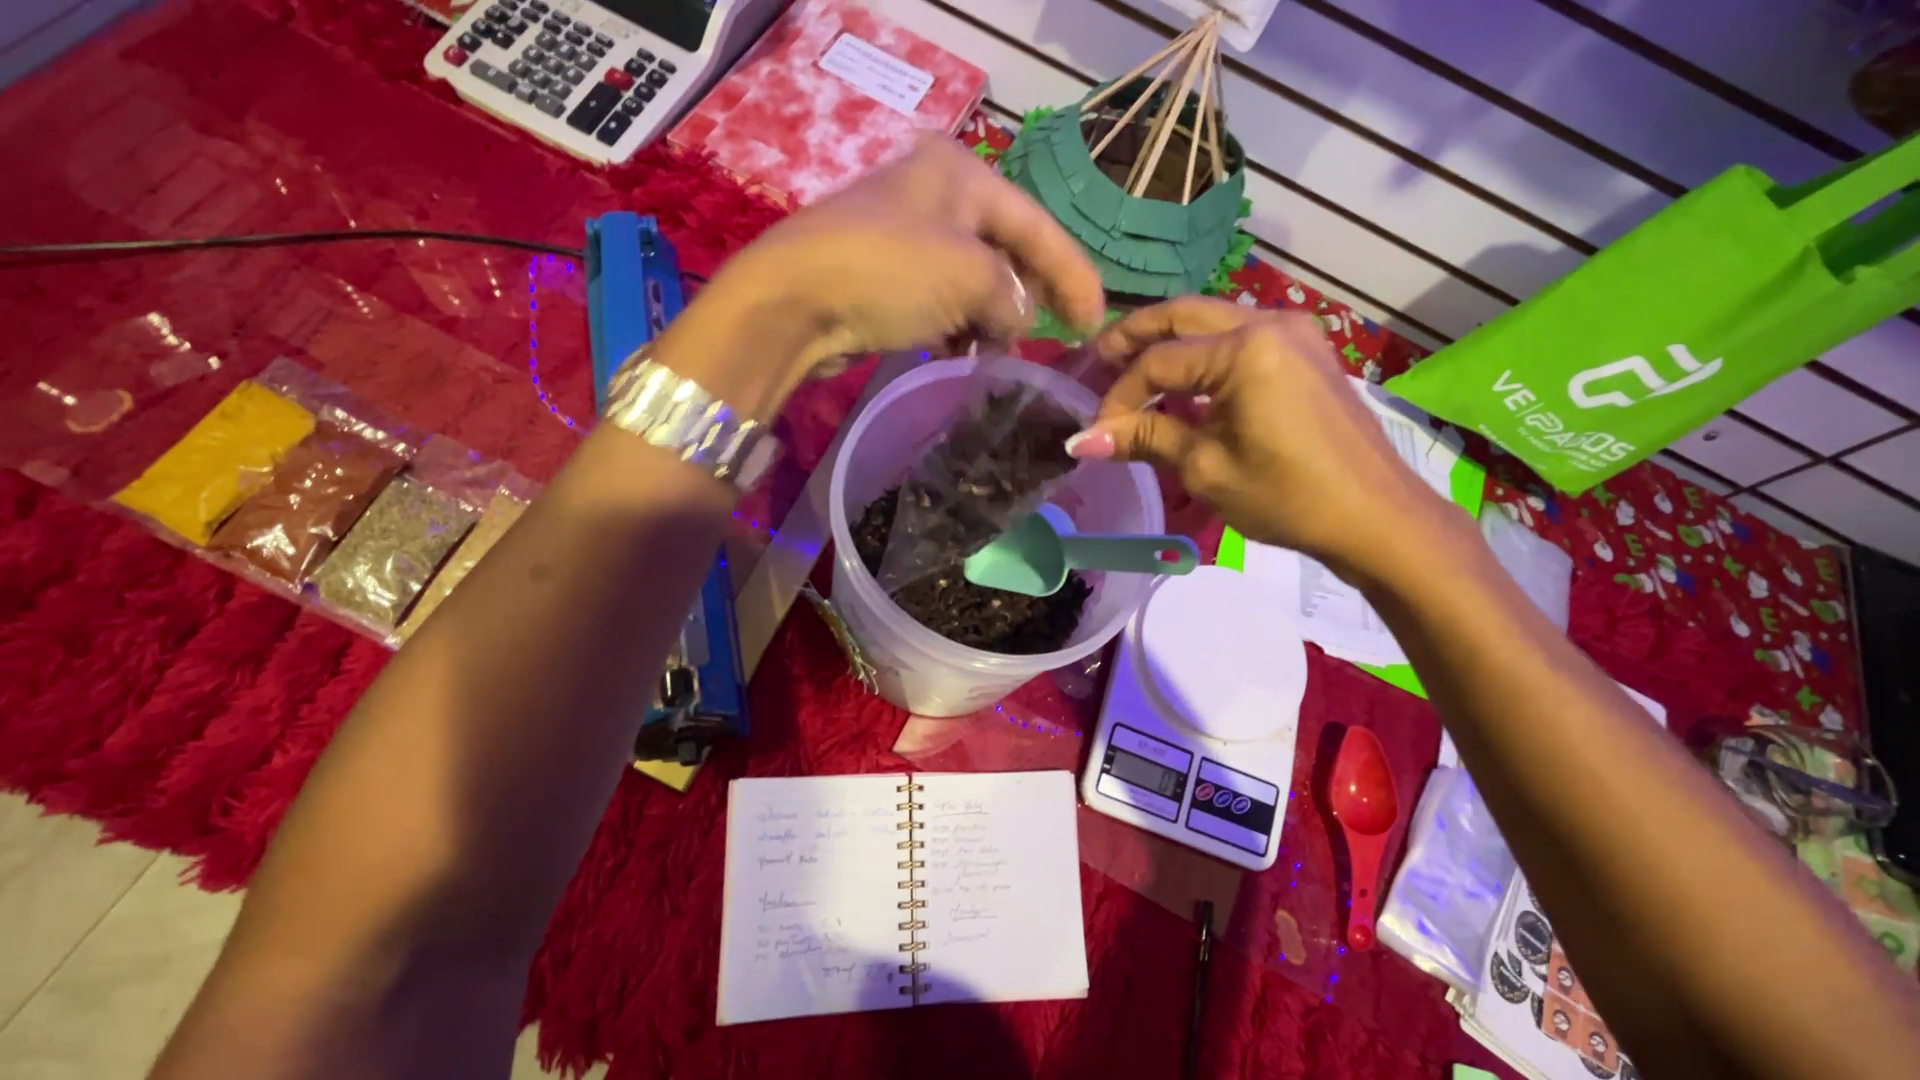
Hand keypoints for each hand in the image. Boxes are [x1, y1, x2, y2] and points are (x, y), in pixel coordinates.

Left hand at [654, 136, 1106, 418]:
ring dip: (990, 318)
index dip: (1073, 275)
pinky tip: (958, 353)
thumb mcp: (972, 279)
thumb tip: (1016, 321)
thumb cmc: (889, 272)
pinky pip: (938, 300)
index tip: (1096, 321)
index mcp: (962, 173)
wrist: (791, 302)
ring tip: (999, 353)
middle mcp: (934, 194)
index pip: (1037, 226)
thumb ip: (1014, 299)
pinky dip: (955, 326)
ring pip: (971, 280)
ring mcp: (904, 234)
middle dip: (1029, 297)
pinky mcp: (881, 274)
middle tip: (1055, 338)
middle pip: (1005, 250)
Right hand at [1066, 296, 1468, 584]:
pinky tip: (1184, 383)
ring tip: (1130, 370)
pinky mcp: (1306, 350)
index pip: (1158, 361)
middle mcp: (1268, 322)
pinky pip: (1239, 335)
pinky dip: (1203, 352)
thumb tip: (1082, 440)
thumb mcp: (1207, 468)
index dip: (1119, 397)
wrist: (1376, 516)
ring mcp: (1293, 331)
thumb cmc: (1288, 497)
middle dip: (1132, 337)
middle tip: (1094, 362)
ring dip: (1167, 340)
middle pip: (1181, 315)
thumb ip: (1146, 439)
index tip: (1097, 433)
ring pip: (1210, 320)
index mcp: (1243, 350)